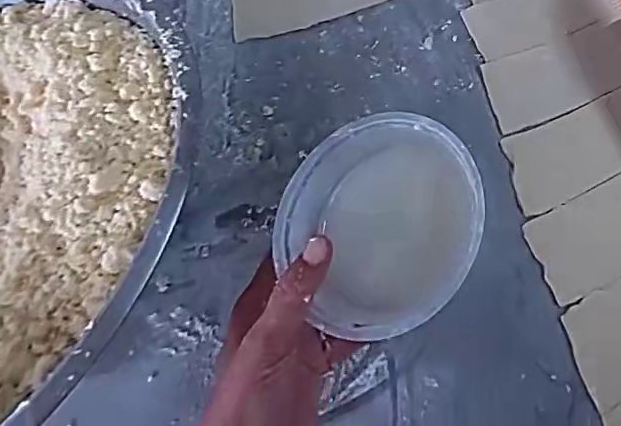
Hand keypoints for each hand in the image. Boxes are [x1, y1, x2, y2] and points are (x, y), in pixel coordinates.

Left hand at [201, 236, 358, 425]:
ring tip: (375, 269)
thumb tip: (316, 245)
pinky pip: (341, 339)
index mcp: (257, 305)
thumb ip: (291, 294)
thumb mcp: (267, 340)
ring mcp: (296, 344)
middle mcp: (277, 320)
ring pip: (327, 306)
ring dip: (349, 291)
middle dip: (333, 259)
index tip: (331, 214)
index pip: (281, 254)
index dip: (304, 233)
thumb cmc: (243, 406)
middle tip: (362, 236)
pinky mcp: (313, 368)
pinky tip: (377, 317)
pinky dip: (360, 327)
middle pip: (308, 278)